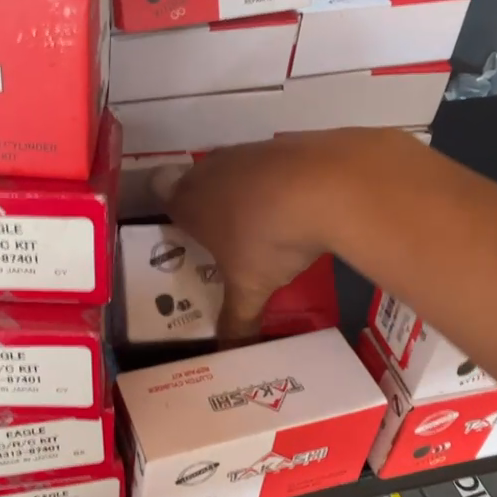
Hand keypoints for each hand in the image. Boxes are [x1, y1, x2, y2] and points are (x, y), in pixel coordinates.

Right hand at [165, 128, 426, 338]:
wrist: (330, 184)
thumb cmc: (271, 238)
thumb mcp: (251, 288)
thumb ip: (235, 320)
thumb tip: (227, 355)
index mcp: (189, 202)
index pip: (166, 202)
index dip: (177, 219)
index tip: (193, 240)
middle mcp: (209, 170)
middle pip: (197, 183)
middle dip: (209, 207)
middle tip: (228, 237)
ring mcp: (246, 151)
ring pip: (233, 170)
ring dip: (243, 191)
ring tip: (265, 223)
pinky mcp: (282, 142)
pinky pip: (270, 164)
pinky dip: (279, 181)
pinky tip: (299, 203)